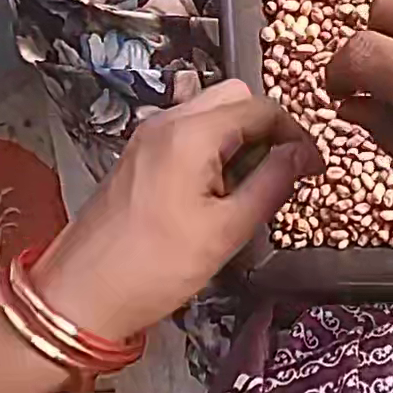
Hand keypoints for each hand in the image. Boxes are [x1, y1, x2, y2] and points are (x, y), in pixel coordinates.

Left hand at [30, 79, 321, 338]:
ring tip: (250, 181)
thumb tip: (305, 153)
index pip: (262, 109)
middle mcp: (169, 119)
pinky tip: (216, 183)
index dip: (295, 134)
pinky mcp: (139, 151)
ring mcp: (149, 133)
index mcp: (192, 134)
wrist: (78, 296)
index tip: (314, 168)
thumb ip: (272, 182)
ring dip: (240, 133)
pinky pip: (188, 127)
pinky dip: (214, 142)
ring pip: (211, 109)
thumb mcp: (227, 230)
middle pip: (235, 96)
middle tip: (280, 170)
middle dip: (266, 126)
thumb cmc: (158, 266)